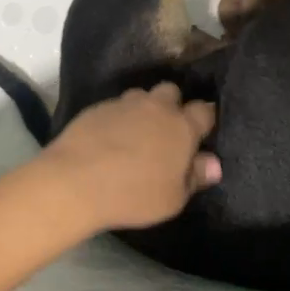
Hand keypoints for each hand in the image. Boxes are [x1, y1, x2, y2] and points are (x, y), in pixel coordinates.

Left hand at [36, 84, 219, 232]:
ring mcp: (124, 104)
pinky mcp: (96, 108)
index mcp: (182, 127)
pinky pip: (114, 107)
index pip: (205, 111)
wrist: (76, 181)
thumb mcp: (173, 199)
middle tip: (167, 131)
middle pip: (171, 92)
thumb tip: (213, 163)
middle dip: (173, 105)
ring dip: (143, 109)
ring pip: (141, 95)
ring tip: (136, 132)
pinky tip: (109, 138)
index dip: (205, 119)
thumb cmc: (134, 195)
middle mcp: (155, 107)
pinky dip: (117, 118)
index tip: (202, 133)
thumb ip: (195, 177)